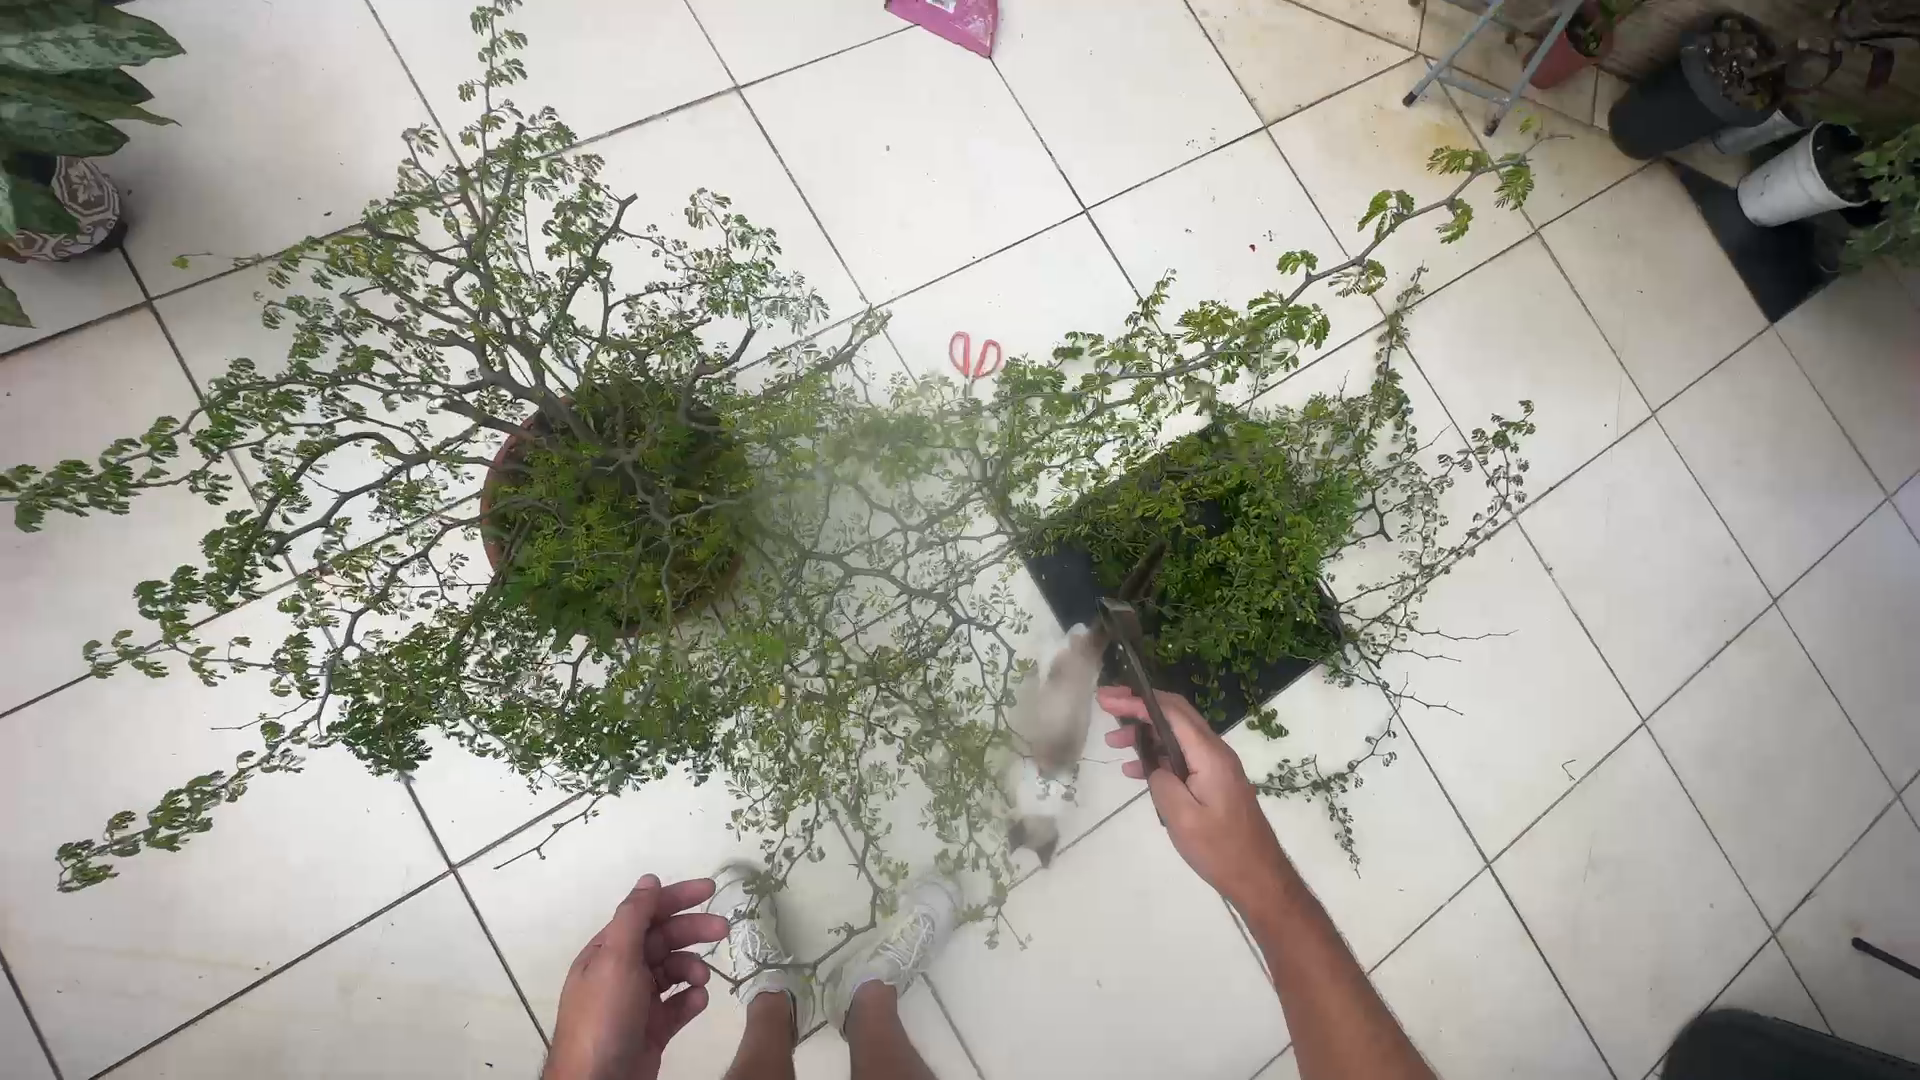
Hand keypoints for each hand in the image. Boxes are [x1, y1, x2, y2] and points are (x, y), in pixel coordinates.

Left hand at [543, 875, 729, 1079]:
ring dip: (693, 968)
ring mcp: (636, 1003)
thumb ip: (634, 916)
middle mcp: (621, 973)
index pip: (646, 914)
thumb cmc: (604, 1018)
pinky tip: (697, 1001)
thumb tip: (649, 879)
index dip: (677, 898)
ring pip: (673, 971)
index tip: (710, 889)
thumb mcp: (616, 960)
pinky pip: (677, 1005)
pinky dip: (690, 999)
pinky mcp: (651, 1030)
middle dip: (694, 932)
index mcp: (608, 953)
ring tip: (703, 979)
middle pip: (664, 940)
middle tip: (724, 929)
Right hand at [1101, 686, 1289, 908]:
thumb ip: (1161, 782)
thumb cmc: (1220, 850)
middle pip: (1173, 715)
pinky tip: (1134, 769)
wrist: (1260, 880)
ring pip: (1175, 735)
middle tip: (1106, 705)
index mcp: (1209, 755)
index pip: (1170, 712)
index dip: (1137, 701)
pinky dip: (1156, 755)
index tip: (1108, 700)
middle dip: (1138, 706)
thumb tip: (1153, 766)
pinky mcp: (1214, 781)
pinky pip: (1181, 756)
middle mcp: (1215, 752)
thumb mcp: (1182, 818)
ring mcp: (1216, 766)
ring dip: (1145, 733)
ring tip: (1113, 742)